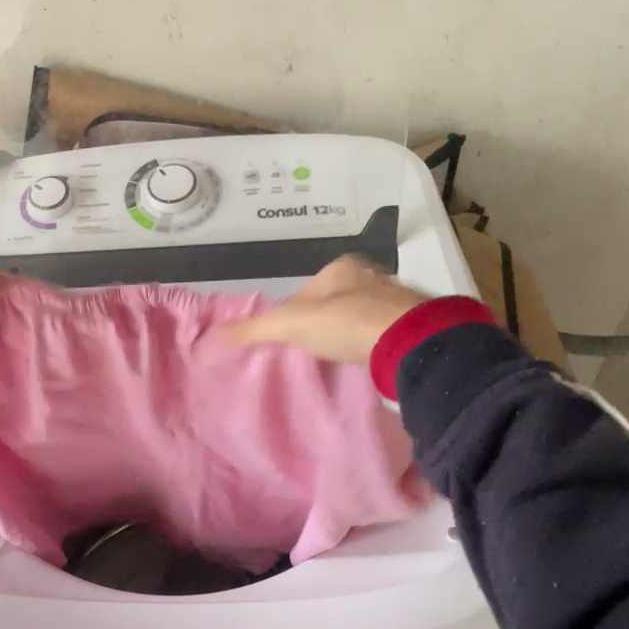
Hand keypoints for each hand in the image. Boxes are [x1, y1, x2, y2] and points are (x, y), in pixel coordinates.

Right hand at [225, 255, 430, 364]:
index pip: (307, 289)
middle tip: (311, 346)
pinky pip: (382, 333)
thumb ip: (254, 329)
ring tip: (336, 356)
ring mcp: (395, 300)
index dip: (294, 310)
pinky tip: (363, 361)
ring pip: (360, 315)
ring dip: (348, 332)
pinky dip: (370, 345)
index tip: (289, 335)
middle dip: (324, 319)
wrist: (407, 342)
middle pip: (336, 300)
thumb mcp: (290, 325)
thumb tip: (215, 334)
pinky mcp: (413, 324)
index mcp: (340, 267)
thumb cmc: (344, 323)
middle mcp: (370, 276)